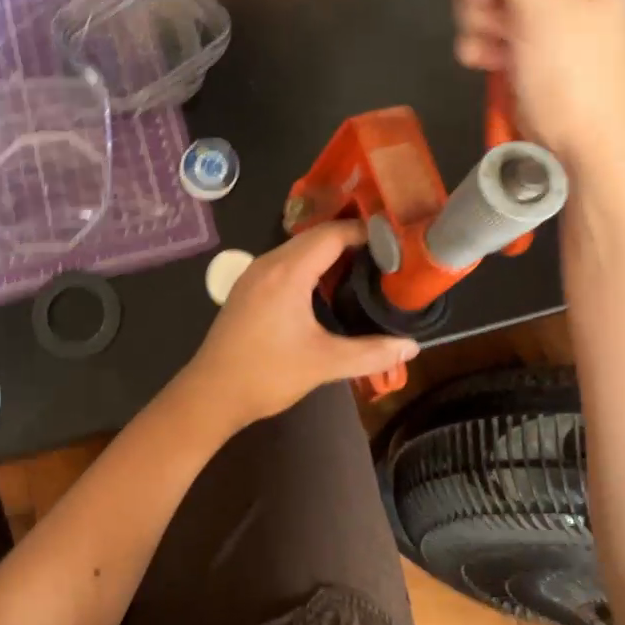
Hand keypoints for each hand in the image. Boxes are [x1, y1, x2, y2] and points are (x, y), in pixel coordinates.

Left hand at [175, 223, 417, 431]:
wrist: (212, 392)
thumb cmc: (267, 373)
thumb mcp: (324, 363)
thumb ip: (371, 353)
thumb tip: (412, 347)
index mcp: (287, 272)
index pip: (331, 235)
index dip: (364, 232)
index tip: (395, 241)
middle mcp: (268, 263)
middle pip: (315, 238)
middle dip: (350, 241)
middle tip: (387, 256)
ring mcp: (254, 275)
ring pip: (298, 250)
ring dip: (329, 255)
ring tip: (365, 269)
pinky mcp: (248, 289)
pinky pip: (284, 264)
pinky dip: (310, 267)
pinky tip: (329, 289)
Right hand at [451, 0, 624, 169]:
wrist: (588, 154)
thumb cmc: (577, 80)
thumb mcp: (545, 11)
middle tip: (484, 0)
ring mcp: (544, 14)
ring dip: (476, 12)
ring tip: (493, 42)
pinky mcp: (524, 46)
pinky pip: (486, 26)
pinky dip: (480, 42)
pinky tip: (488, 62)